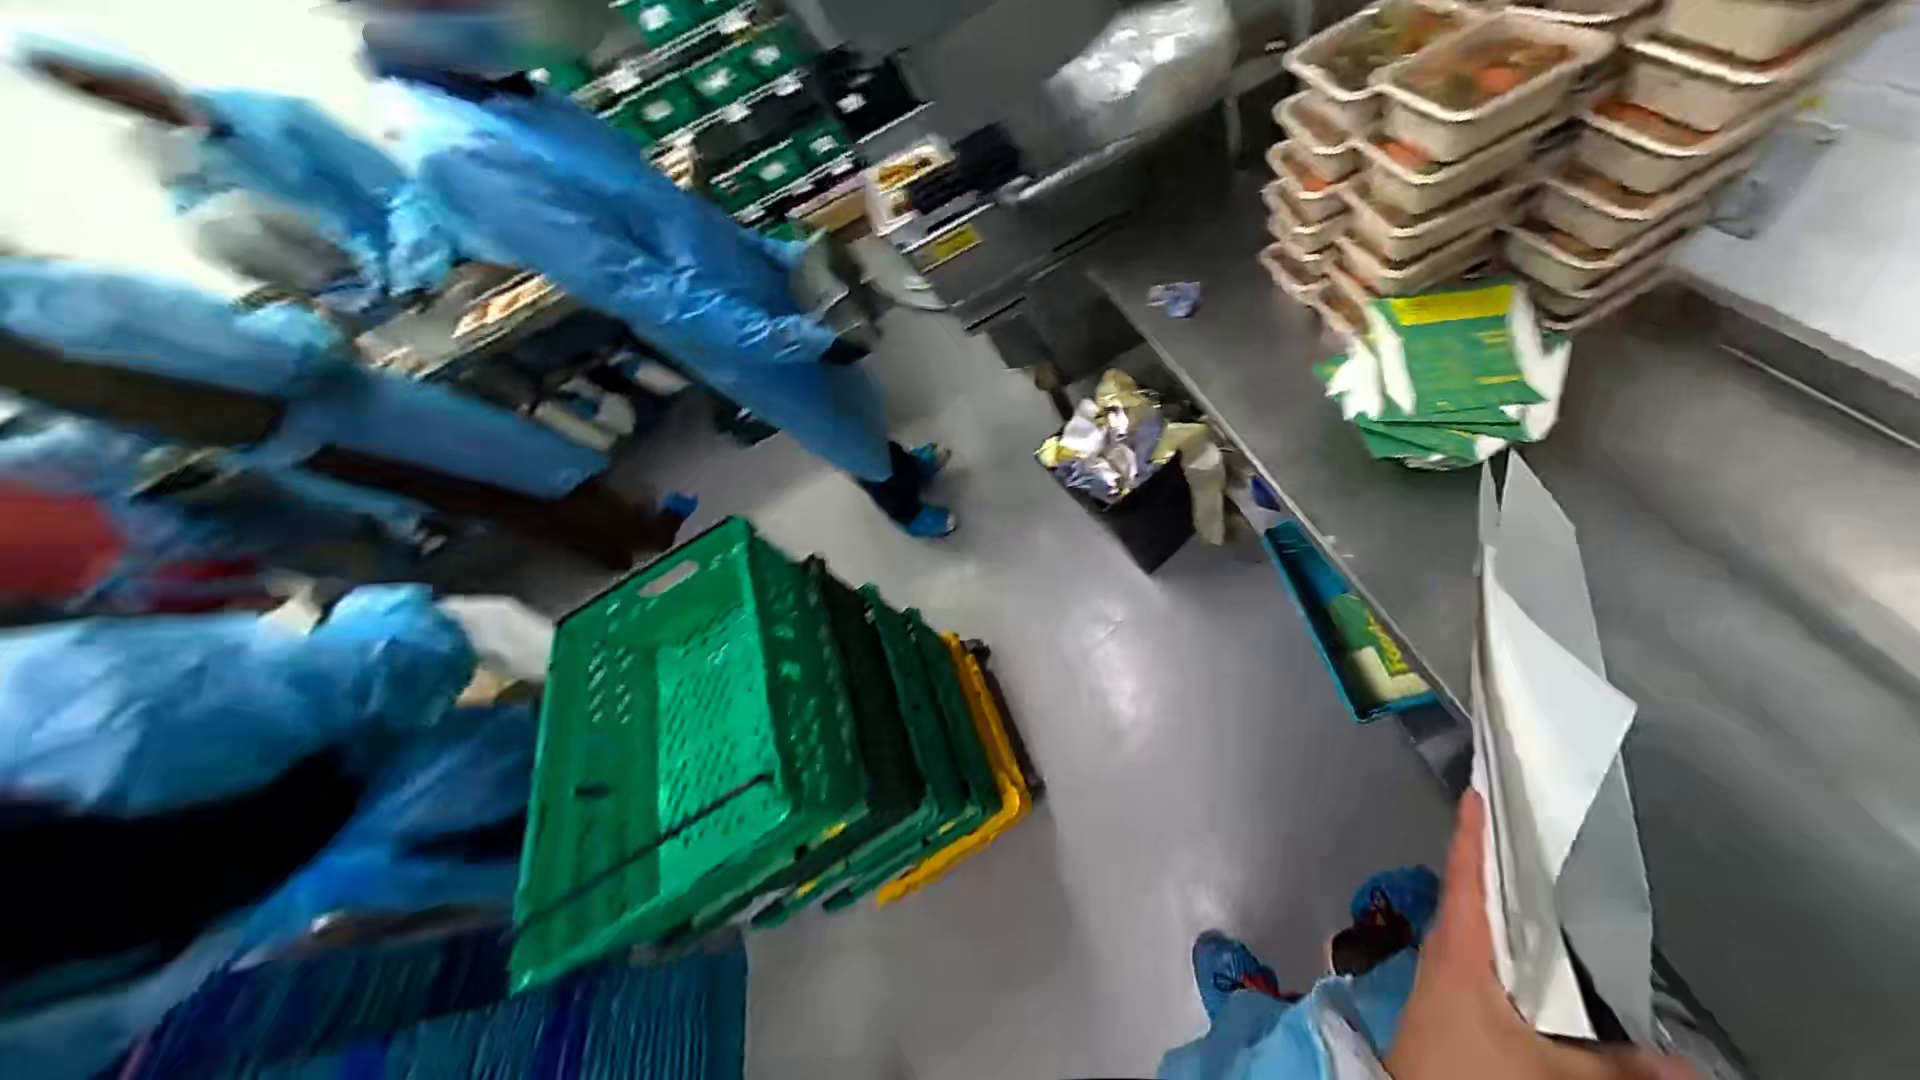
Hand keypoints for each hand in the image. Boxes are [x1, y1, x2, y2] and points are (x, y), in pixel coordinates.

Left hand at [1386, 791, 1694, 1079]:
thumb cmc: (1471, 1073)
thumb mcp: (1551, 1072)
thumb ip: (1622, 1068)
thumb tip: (1692, 1066)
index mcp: (1457, 943)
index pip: (1464, 871)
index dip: (1471, 830)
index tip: (1476, 789)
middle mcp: (1446, 948)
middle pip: (1474, 894)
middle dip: (1502, 865)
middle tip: (1537, 832)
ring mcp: (1445, 974)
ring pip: (1481, 929)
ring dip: (1510, 909)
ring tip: (1554, 886)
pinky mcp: (1452, 1000)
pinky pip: (1485, 961)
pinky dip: (1513, 950)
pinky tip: (1547, 963)